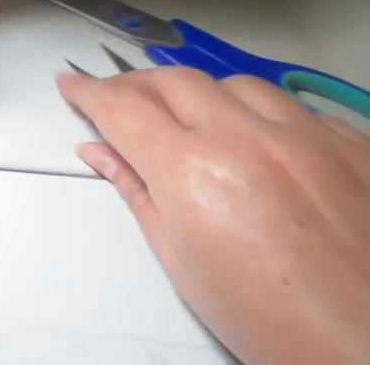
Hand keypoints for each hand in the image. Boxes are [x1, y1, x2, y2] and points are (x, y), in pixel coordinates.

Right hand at [58, 67, 369, 364]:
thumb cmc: (284, 330)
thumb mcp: (186, 266)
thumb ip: (138, 195)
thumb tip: (102, 153)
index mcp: (192, 171)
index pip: (118, 107)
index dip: (85, 91)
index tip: (71, 84)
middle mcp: (252, 144)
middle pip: (174, 82)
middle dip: (136, 87)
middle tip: (122, 103)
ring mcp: (318, 147)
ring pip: (239, 87)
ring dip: (206, 96)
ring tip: (198, 121)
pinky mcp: (367, 158)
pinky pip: (306, 113)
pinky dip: (272, 118)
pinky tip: (267, 144)